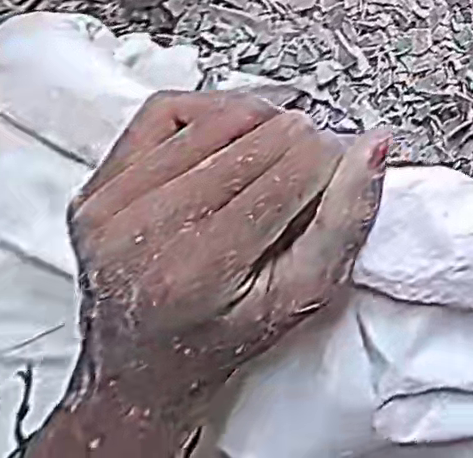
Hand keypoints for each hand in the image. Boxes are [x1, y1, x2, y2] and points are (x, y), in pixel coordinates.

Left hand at [36, 89, 388, 453]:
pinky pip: (175, 107)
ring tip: (269, 164)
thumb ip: (349, 217)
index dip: (334, 164)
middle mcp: (142, 232)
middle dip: (303, 148)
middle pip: (271, 132)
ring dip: (267, 128)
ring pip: (231, 112)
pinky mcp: (97, 183)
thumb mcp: (309, 292)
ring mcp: (112, 205)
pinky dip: (216, 114)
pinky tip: (229, 147)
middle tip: (299, 185)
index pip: (302, 162)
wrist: (145, 364)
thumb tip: (375, 143)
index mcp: (198, 267)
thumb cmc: (231, 331)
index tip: (331, 186)